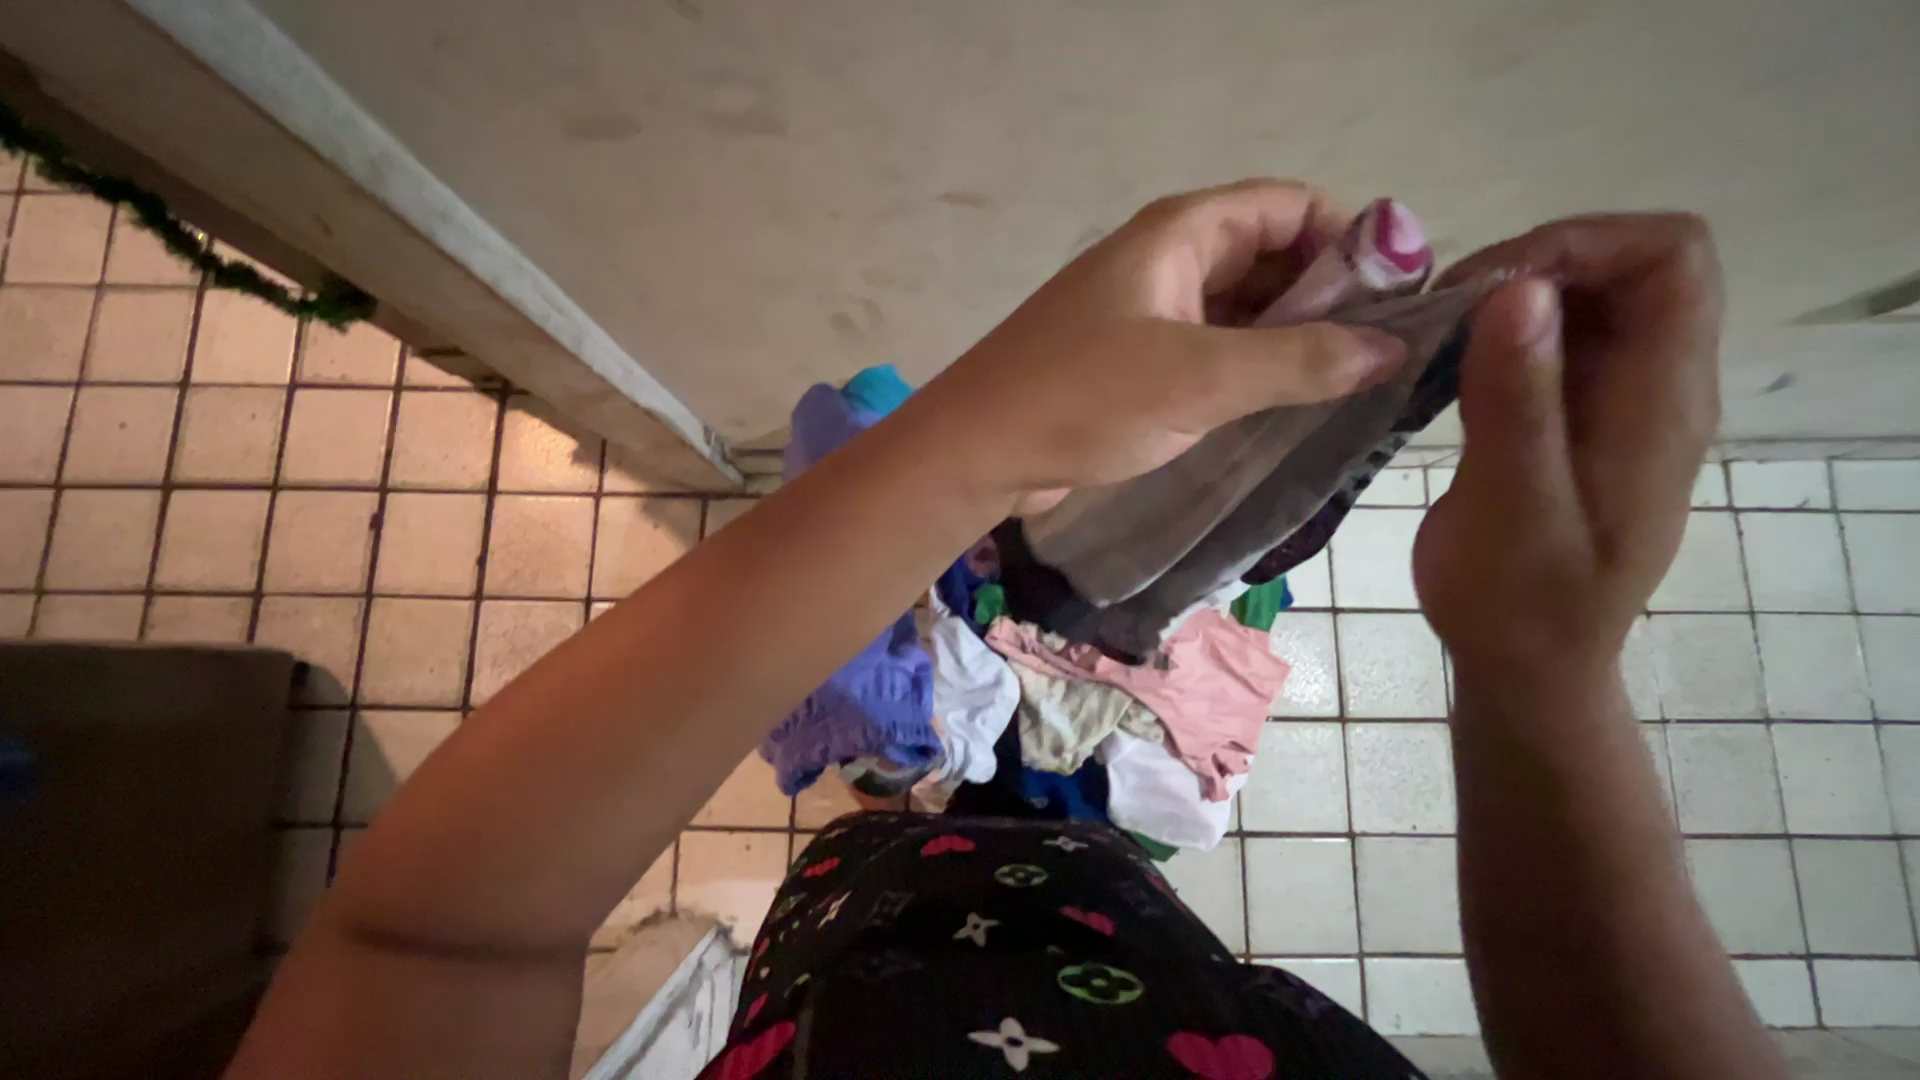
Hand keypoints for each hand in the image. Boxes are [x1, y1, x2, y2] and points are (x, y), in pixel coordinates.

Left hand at [905, 178, 1407, 513]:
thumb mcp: (1201, 378)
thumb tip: (1389, 347)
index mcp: (1179, 234)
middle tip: (1376, 356)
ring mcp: (1142, 314)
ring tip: (1343, 386)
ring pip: (1237, 310)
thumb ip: (1298, 360)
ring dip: (1286, 340)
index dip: (1350, 240)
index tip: (1396, 299)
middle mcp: (1163, 262)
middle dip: (1323, 297)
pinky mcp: (1129, 365)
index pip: (1289, 206)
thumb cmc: (1082, 399)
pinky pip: (1206, 351)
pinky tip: (1278, 407)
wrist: (977, 453)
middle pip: (1267, 256)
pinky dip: (1245, 370)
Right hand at [1413, 214, 1723, 679]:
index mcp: (1658, 401)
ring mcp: (1611, 406)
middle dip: (1532, 266)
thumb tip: (1517, 288)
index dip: (1579, 243)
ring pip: (1582, 306)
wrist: (1526, 661)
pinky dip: (1495, 340)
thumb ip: (1517, 398)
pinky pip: (1547, 350)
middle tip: (1441, 313)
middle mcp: (1651, 388)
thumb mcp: (1512, 503)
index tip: (1482, 286)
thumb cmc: (1519, 597)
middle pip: (1627, 270)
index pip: (1667, 258)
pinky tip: (1440, 370)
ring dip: (1507, 303)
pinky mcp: (1570, 424)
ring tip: (1431, 339)